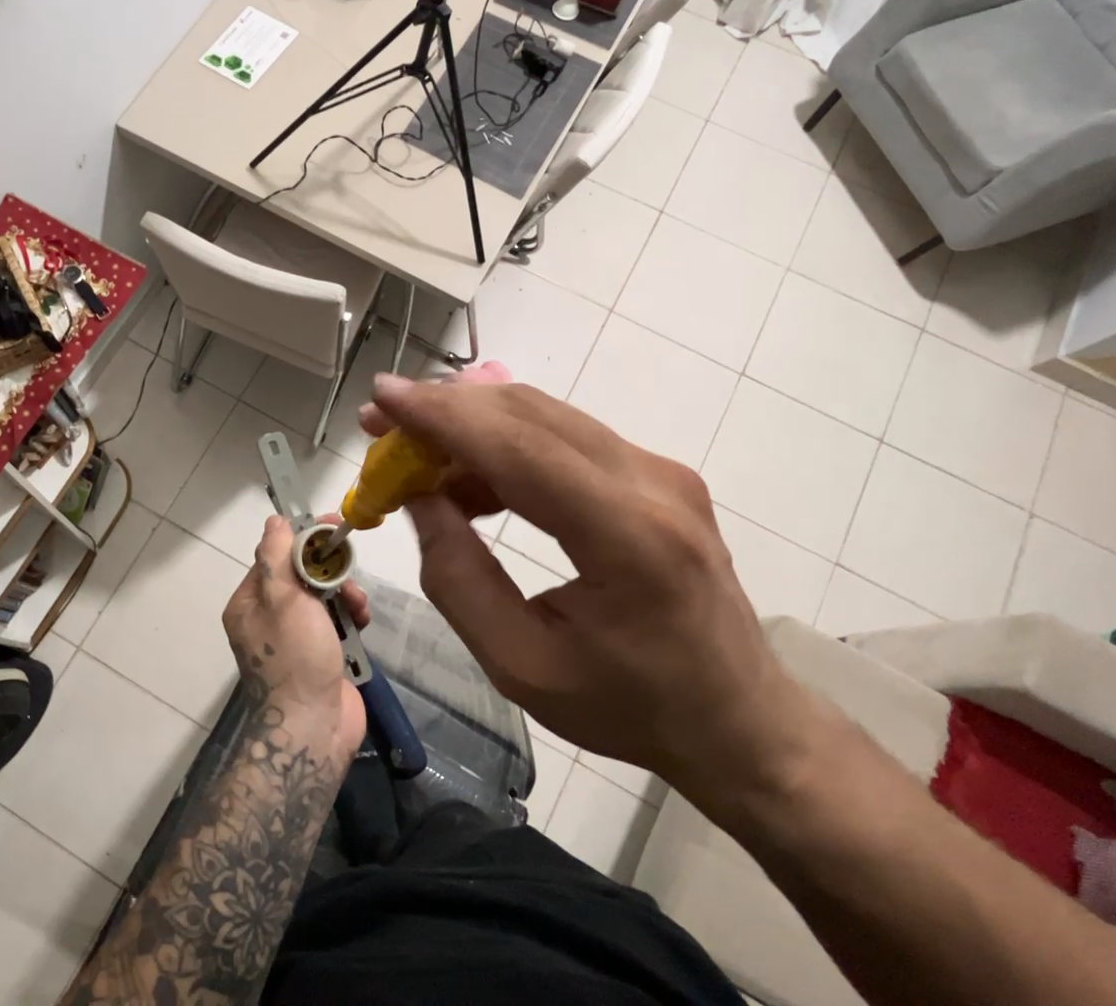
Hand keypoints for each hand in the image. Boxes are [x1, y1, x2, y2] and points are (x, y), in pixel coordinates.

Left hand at [222, 515, 368, 754]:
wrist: (314, 727)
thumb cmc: (295, 657)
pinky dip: (351, 619)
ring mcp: (295, 640)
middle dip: (328, 570)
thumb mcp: (284, 599)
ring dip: (344, 595)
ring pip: (323, 600)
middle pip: (301, 577)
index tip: (331, 526)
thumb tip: (274, 522)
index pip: (274, 558)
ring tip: (358, 606)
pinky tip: (363, 622)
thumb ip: (278, 556)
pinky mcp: (321, 656)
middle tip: (350, 563)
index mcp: (248, 605)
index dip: (302, 540)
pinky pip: (336, 624)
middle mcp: (267, 620)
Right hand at [366, 373, 819, 802]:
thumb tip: (420, 501)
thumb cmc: (628, 708)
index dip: (443, 416)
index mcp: (627, 537)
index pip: (520, 447)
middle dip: (446, 410)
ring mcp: (662, 474)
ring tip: (412, 457)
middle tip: (379, 426)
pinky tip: (467, 482)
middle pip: (531, 415)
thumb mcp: (521, 666)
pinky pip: (567, 440)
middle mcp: (653, 485)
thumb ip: (460, 580)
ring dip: (472, 424)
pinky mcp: (657, 478)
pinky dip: (506, 447)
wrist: (736, 719)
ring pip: (547, 418)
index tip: (382, 396)